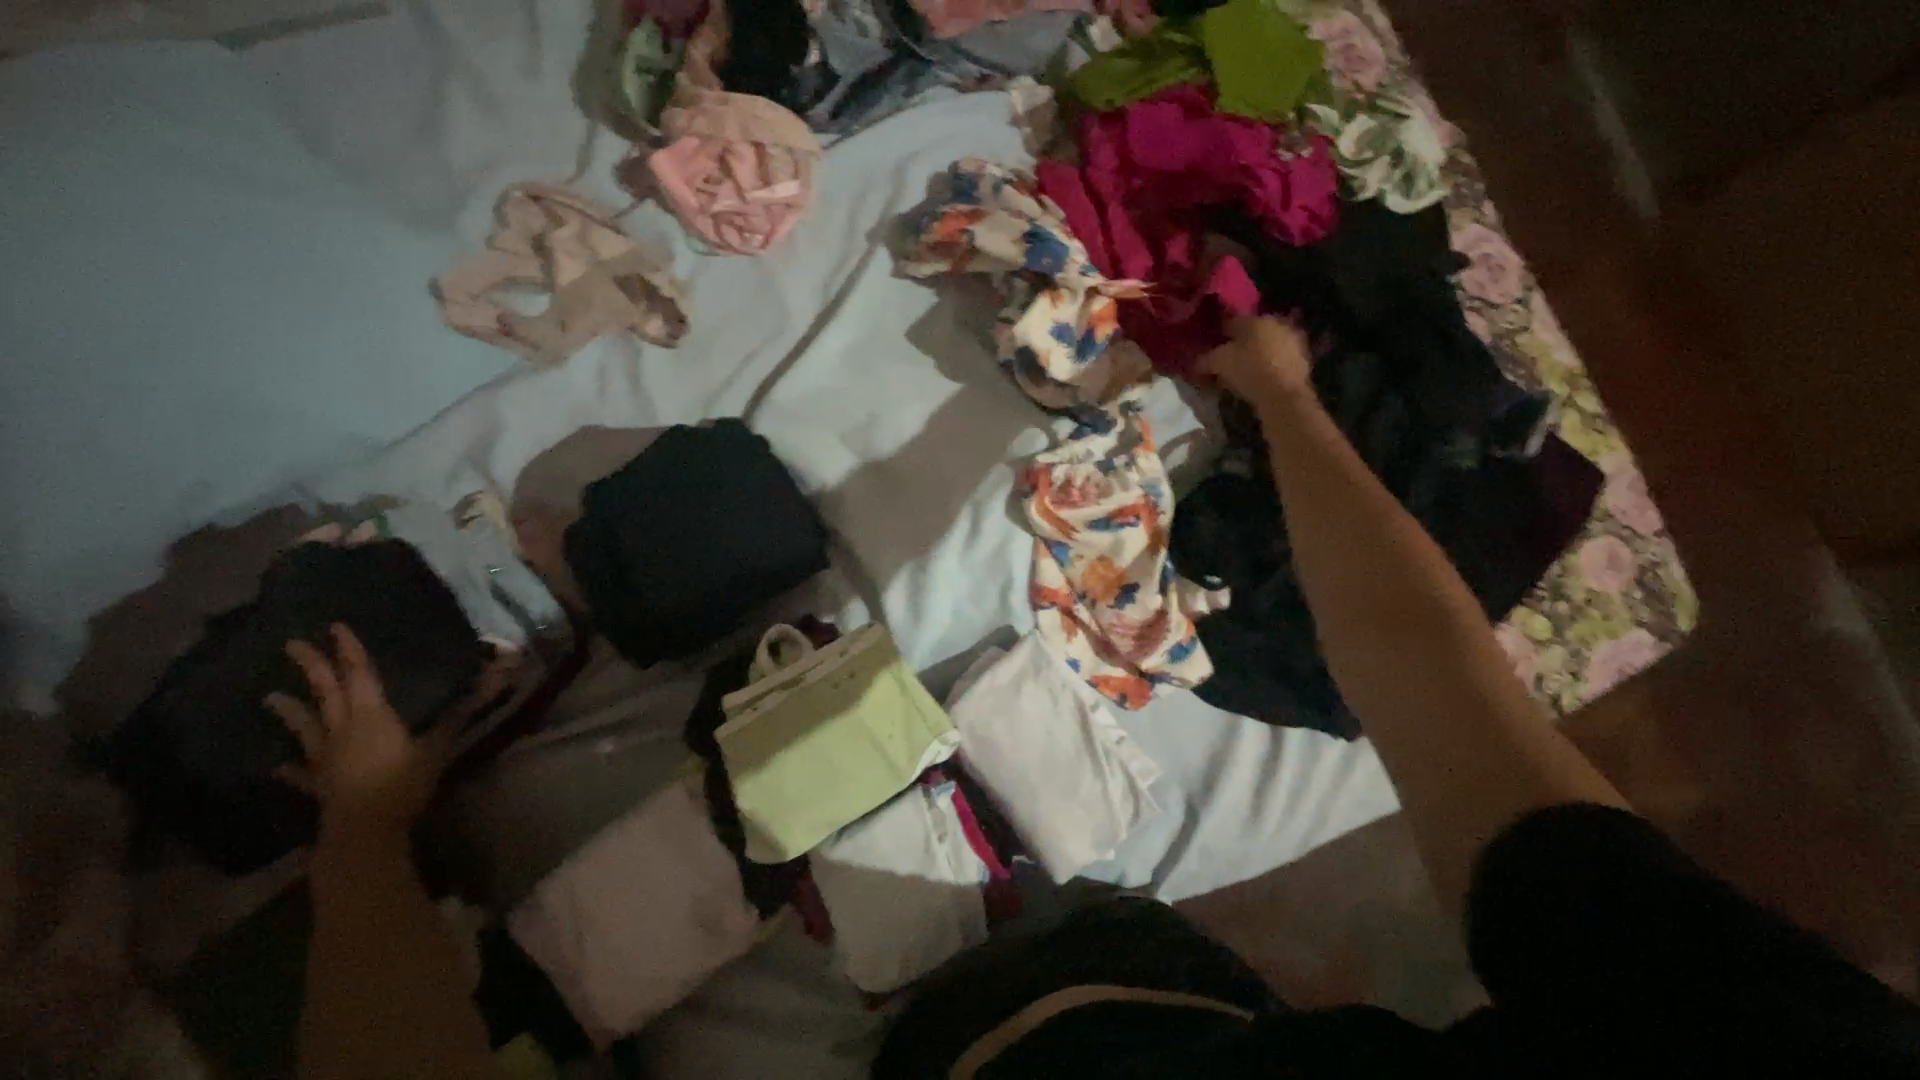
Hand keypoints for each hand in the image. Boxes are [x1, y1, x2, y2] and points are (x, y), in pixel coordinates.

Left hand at [266, 624, 453, 833]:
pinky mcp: (318, 783)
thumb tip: (492, 682)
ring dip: (290, 711)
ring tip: (270, 696)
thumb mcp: (437, 747)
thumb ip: (457, 715)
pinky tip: (279, 766)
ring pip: (305, 727)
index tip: (336, 627)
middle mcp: (342, 729)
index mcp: (371, 715)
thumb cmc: (403, 783)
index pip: (359, 674)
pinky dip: (290, 767)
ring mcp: (324, 757)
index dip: (349, 650)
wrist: (364, 830)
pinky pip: (301, 772)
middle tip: (293, 644)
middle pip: (326, 692)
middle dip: (313, 666)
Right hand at [1201, 316, 1313, 403]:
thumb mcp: (1218, 363)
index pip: (1232, 321)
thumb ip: (1204, 360)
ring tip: (1243, 373)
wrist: (1284, 395)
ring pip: (1267, 346)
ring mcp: (1294, 341)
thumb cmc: (1249, 371)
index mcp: (1256, 318)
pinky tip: (1260, 380)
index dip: (1219, 334)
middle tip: (1227, 360)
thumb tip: (1194, 363)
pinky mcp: (1303, 360)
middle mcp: (1277, 323)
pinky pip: (1278, 361)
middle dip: (1240, 344)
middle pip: (1252, 332)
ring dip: (1257, 355)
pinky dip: (1269, 367)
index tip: (1211, 346)